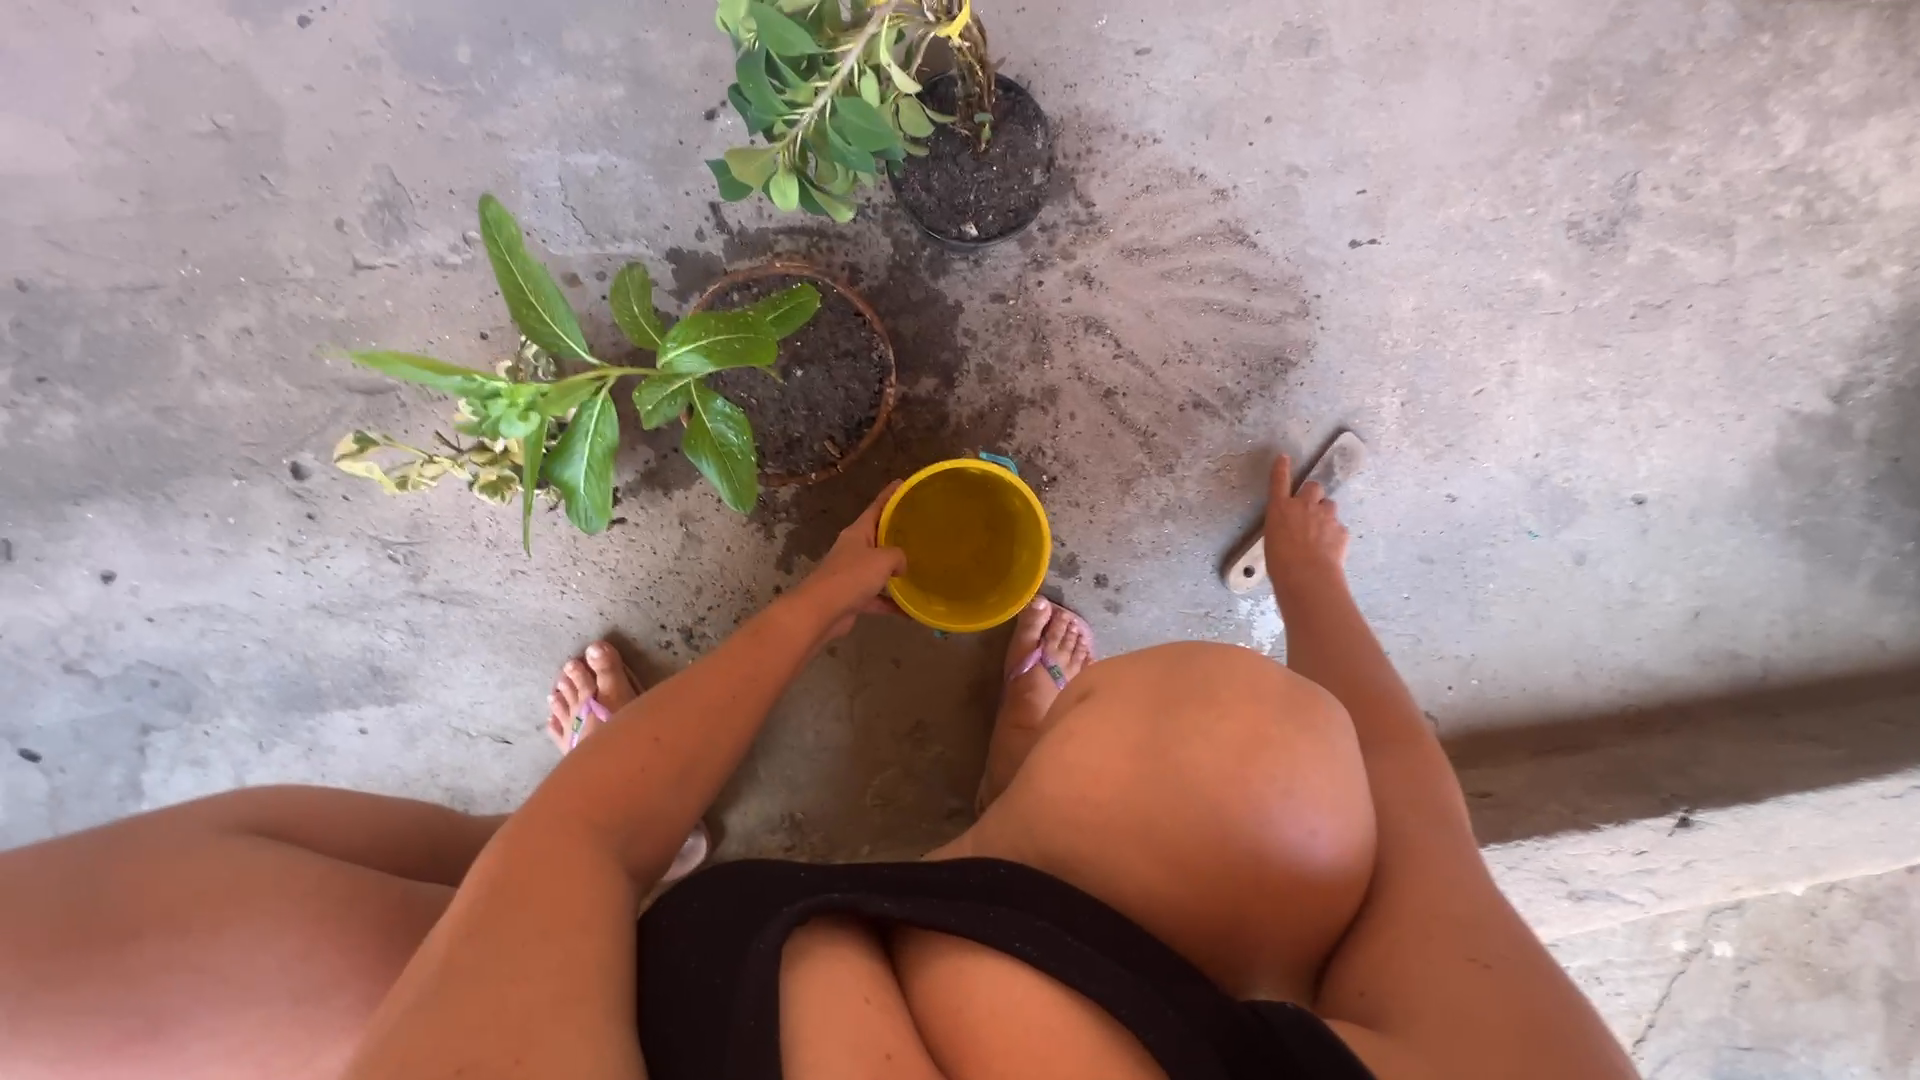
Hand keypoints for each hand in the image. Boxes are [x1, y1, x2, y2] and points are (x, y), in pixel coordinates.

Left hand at [795, 481, 907, 638]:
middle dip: (897, 533)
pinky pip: (878, 598)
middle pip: (878, 536)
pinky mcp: (853, 597)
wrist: (821, 611)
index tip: (903, 483)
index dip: (890, 494)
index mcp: (857, 533)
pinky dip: (892, 603)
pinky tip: (911, 609)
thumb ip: (898, 556)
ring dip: (896, 571)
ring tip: (921, 567)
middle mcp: (854, 550)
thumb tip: (901, 565)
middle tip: (920, 528)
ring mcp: (852, 574)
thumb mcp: (882, 559)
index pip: (876, 507)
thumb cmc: (851, 576)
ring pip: (879, 569)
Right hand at [1263, 454, 1349, 585]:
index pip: (1279, 481)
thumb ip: (1282, 528)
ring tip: (1319, 532)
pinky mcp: (1341, 529)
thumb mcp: (1272, 541)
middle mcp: (1303, 506)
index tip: (1284, 458)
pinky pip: (1338, 527)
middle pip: (1313, 487)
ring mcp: (1325, 516)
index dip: (1281, 468)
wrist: (1307, 575)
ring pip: (1329, 505)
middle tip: (1310, 508)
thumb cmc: (1280, 563)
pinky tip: (1329, 549)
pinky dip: (1334, 534)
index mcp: (1279, 509)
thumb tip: (1290, 531)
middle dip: (1312, 494)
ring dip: (1325, 513)